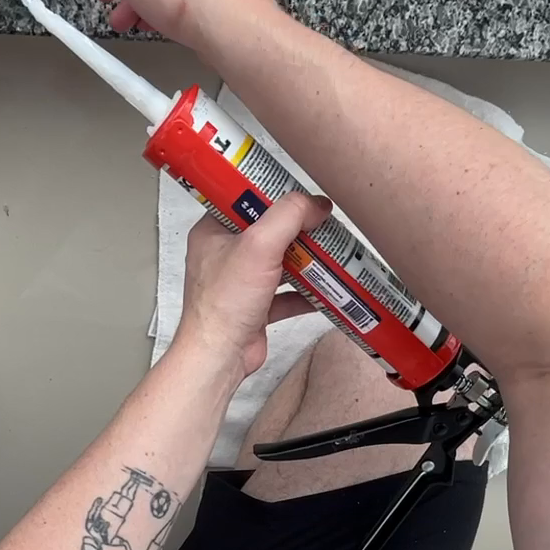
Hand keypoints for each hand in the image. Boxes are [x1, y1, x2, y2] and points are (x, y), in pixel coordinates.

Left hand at [174, 193, 331, 377]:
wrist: (219, 356)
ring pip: (280, 264)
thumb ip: (289, 216)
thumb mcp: (259, 245)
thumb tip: (317, 204)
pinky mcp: (254, 309)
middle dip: (300, 230)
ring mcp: (240, 283)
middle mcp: (225, 255)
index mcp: (214, 231)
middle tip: (327, 225)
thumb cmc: (226, 302)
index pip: (246, 200)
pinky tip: (329, 291)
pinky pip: (286, 295)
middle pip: (269, 232)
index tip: (304, 194)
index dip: (275, 194)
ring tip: (336, 254)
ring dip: (307, 262)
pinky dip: (307, 293)